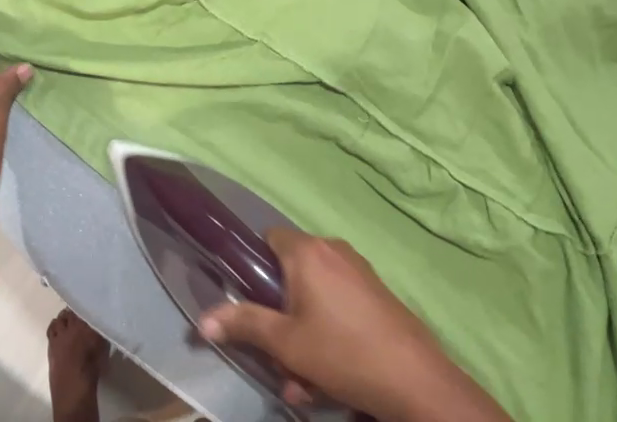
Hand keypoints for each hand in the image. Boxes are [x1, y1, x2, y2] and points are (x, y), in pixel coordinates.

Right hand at [199, 229, 508, 421]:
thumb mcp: (284, 343)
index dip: (253, 265)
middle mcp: (333, 250)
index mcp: (307, 251)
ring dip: (302, 334)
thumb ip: (244, 324)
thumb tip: (202, 319)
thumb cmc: (341, 352)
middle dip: (279, 316)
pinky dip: (327, 333)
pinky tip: (328, 376)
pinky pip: (338, 305)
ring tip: (303, 381)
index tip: (248, 297)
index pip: (268, 237)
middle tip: (276, 354)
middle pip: (291, 273)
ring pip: (314, 296)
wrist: (414, 379)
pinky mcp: (377, 294)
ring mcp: (359, 270)